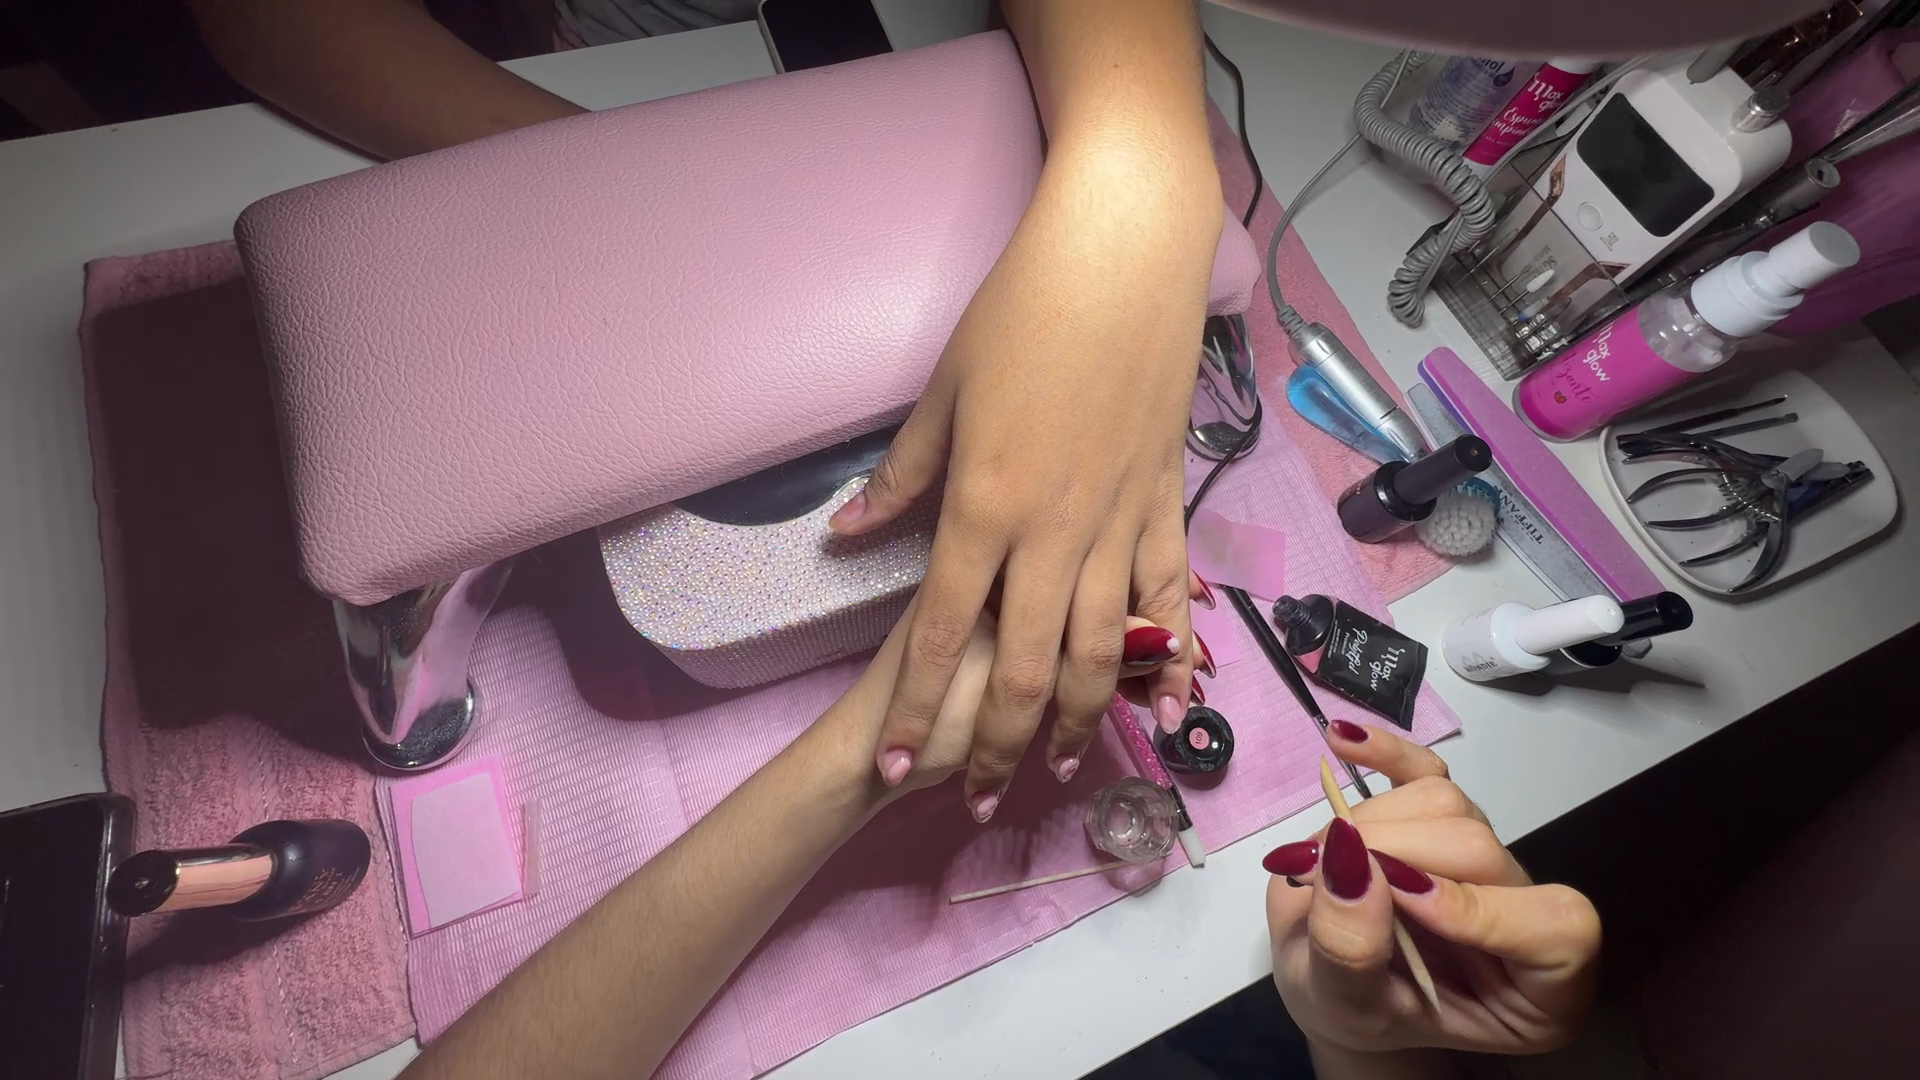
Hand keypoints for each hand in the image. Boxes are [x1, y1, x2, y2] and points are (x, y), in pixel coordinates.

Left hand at [829, 157, 1221, 821]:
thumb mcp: (942, 392)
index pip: (942, 632)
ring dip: (1081, 719)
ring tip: (1059, 766)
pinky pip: (1171, 596)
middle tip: (977, 798)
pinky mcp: (1166, 505)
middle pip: (1026, 667)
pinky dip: (1171, 654)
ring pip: (1105, 650)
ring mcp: (1118, 524)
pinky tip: (1167, 700)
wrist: (1121, 259)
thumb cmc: (1020, 315)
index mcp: (984, 506)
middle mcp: (1052, 533)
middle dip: (997, 742)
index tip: (896, 763)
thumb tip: (846, 535)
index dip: (917, 707)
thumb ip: (901, 478)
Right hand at [1264, 724, 1600, 1058]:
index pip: (1555, 927)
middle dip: (1388, 852)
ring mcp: (1480, 858)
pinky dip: (1383, 751)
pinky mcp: (1435, 817)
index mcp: (1536, 989)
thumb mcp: (1340, 1000)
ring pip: (1445, 802)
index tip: (1395, 897)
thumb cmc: (1342, 1006)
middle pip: (1478, 847)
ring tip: (1319, 857)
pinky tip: (1341, 739)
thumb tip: (1348, 857)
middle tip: (1317, 872)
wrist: (1323, 977)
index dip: (1474, 905)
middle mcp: (1521, 914)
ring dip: (1369, 821)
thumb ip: (1349, 946)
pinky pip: (1422, 768)